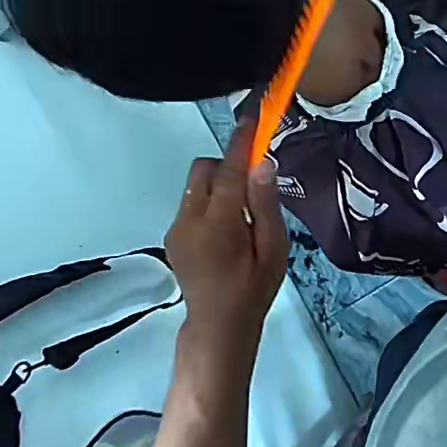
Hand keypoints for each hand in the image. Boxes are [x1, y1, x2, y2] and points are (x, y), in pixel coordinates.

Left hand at [163, 121, 290, 342]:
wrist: (217, 328)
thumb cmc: (253, 289)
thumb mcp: (274, 250)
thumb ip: (265, 204)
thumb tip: (262, 163)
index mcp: (219, 224)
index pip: (229, 170)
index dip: (241, 142)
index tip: (251, 118)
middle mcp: (190, 220)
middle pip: (204, 169)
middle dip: (227, 167)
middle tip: (252, 191)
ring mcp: (176, 228)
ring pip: (196, 184)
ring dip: (219, 186)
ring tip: (240, 217)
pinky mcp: (172, 235)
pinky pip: (191, 202)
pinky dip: (210, 202)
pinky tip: (225, 231)